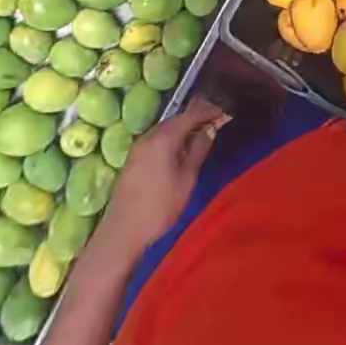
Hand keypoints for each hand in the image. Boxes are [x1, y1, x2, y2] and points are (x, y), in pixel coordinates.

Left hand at [93, 99, 227, 254]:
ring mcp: (138, 147)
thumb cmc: (160, 207)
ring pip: (165, 128)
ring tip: (200, 135)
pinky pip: (156, 138)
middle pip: (176, 119)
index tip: (224, 112)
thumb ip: (199, 149)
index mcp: (164, 138)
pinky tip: (179, 148)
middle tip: (214, 122)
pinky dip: (171, 137)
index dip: (208, 111)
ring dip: (183, 127)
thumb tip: (210, 127)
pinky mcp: (133, 158)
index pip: (190, 115)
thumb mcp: (187, 179)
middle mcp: (149, 136)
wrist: (122, 233)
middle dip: (196, 118)